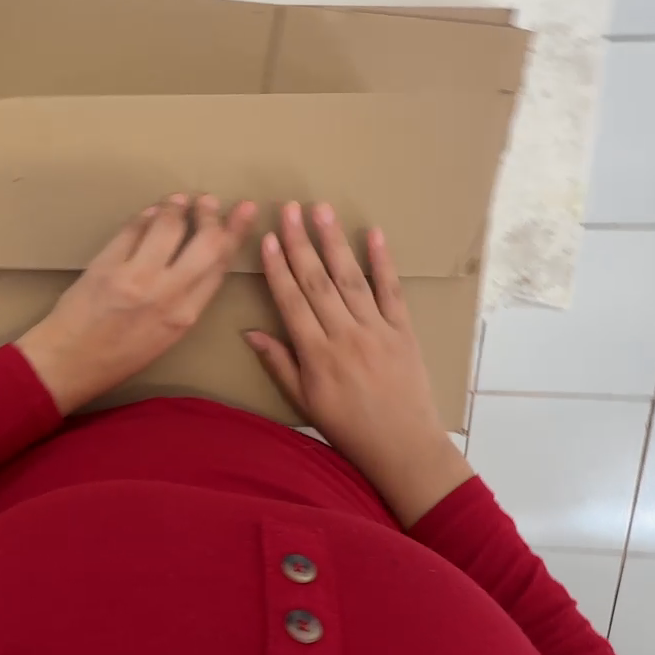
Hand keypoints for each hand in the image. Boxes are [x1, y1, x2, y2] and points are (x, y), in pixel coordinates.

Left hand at [17, 194, 257, 414]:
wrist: (68, 362)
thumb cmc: (116, 358)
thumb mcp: (164, 337)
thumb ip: (183, 301)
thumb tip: (194, 260)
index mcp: (185, 316)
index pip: (221, 263)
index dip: (236, 231)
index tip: (244, 210)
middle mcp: (166, 294)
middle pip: (204, 240)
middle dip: (210, 213)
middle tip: (208, 201)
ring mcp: (135, 276)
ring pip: (168, 224)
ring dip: (176, 205)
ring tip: (178, 201)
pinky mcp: (106, 264)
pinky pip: (133, 228)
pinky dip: (145, 215)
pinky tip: (149, 212)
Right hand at [245, 202, 474, 525]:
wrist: (402, 446)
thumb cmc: (346, 426)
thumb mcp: (303, 400)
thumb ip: (279, 363)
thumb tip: (250, 332)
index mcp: (316, 354)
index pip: (291, 301)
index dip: (277, 268)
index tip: (267, 239)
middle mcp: (345, 335)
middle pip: (318, 281)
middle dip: (301, 243)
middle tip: (290, 209)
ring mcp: (377, 330)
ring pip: (351, 279)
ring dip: (334, 242)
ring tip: (321, 211)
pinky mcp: (404, 330)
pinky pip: (391, 291)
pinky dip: (383, 262)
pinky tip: (373, 234)